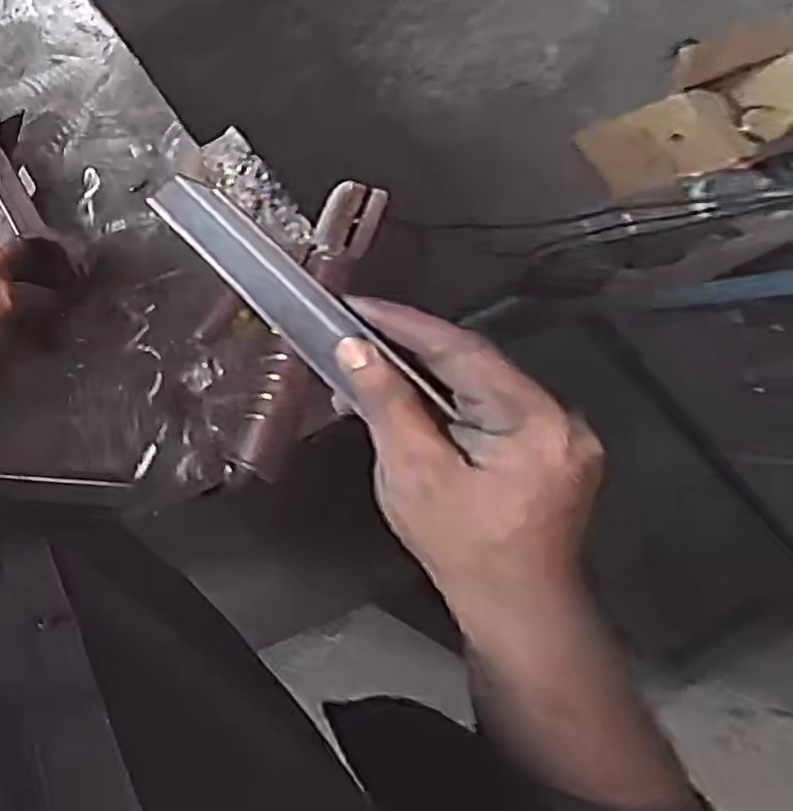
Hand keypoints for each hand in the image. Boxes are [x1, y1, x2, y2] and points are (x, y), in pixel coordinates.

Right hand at [335, 297, 603, 619]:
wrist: (511, 602)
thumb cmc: (460, 538)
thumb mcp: (412, 466)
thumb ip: (385, 401)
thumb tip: (352, 348)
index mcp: (534, 422)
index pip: (463, 351)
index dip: (405, 323)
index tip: (356, 304)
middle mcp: (554, 419)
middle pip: (472, 362)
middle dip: (407, 341)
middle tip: (352, 322)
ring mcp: (549, 435)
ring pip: (472, 382)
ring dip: (415, 367)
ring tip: (362, 354)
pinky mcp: (534, 448)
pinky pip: (476, 404)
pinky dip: (431, 393)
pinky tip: (394, 392)